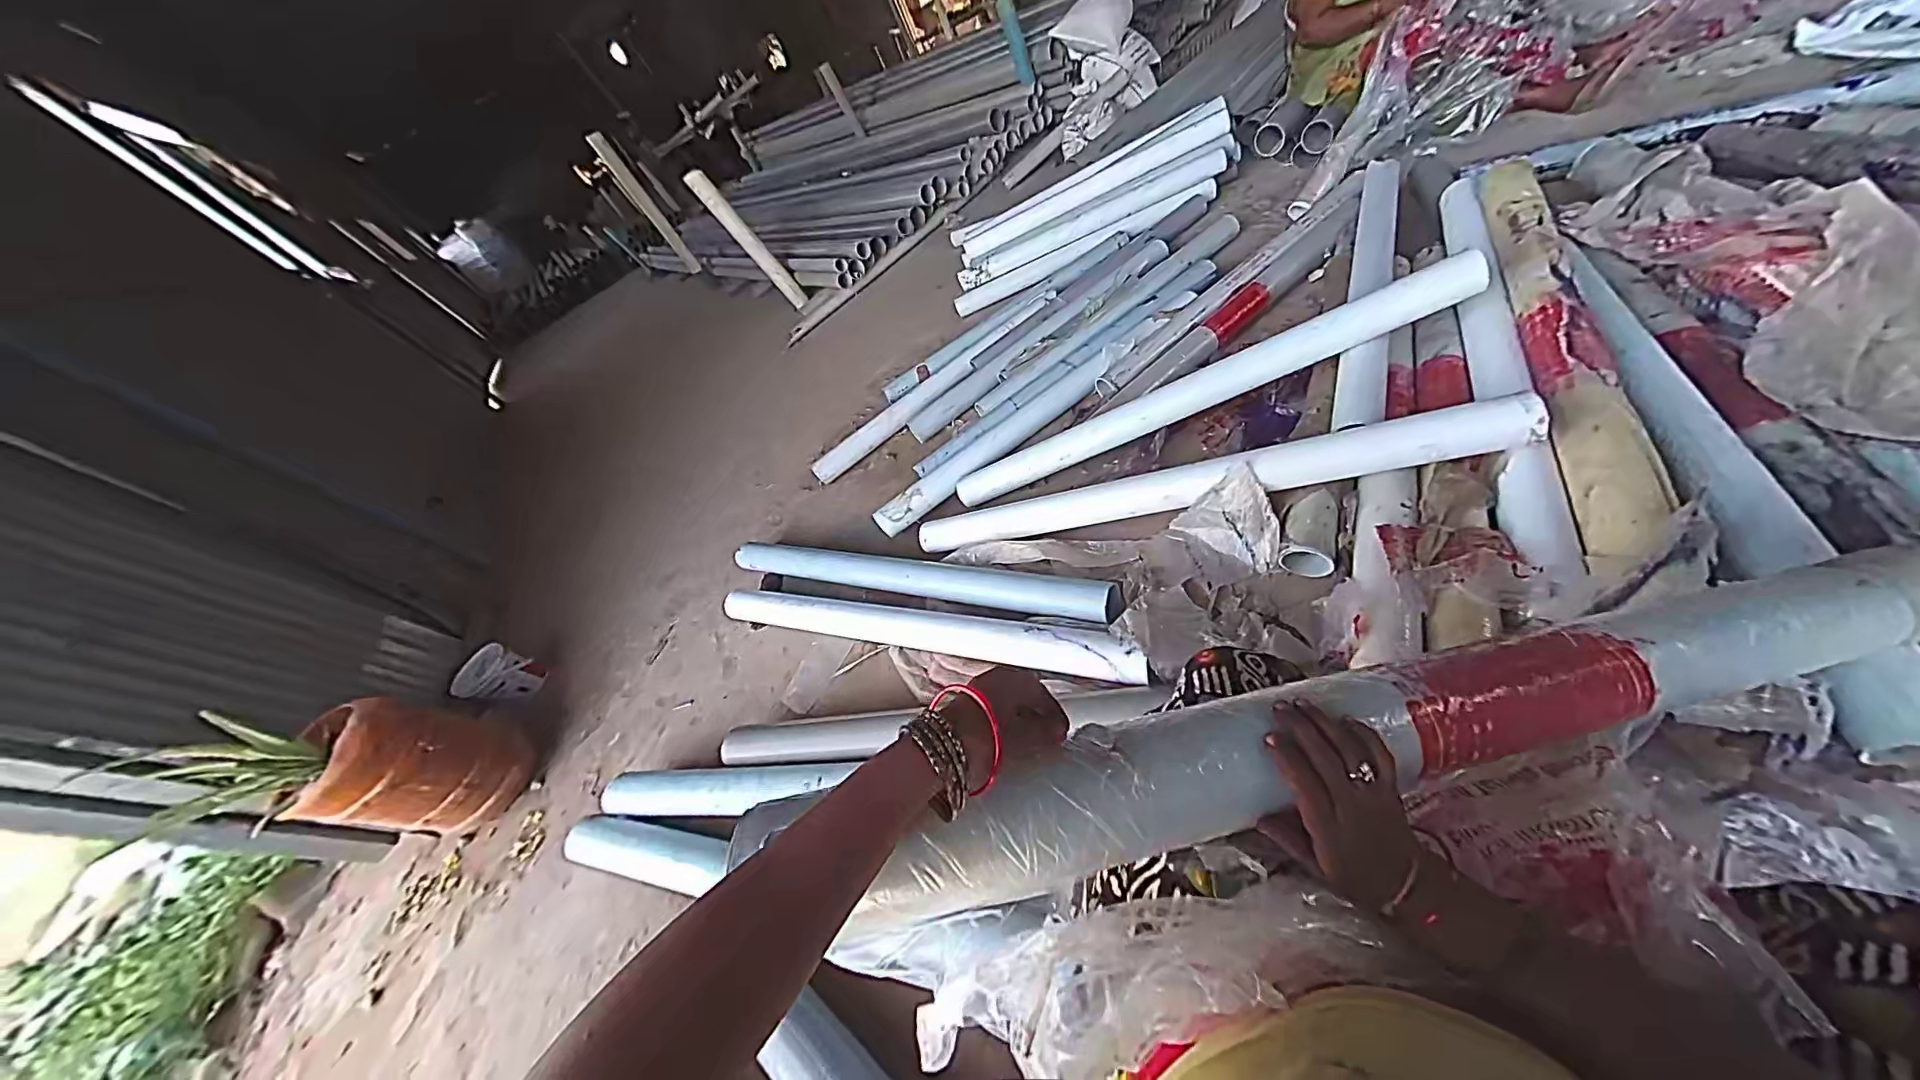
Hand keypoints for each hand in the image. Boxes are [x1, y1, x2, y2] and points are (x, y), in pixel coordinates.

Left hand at [937, 668, 1068, 790]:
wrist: (941, 747)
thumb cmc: (982, 738)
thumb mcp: (1024, 738)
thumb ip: (1046, 732)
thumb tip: (1055, 731)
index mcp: (1014, 678)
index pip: (1043, 693)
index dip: (1055, 715)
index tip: (1061, 730)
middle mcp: (994, 677)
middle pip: (1023, 694)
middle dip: (1037, 714)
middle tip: (1048, 734)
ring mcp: (976, 689)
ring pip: (1006, 701)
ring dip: (1018, 717)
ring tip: (1026, 740)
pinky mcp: (961, 704)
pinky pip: (991, 709)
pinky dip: (1001, 721)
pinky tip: (1002, 738)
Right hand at [1256, 701, 1424, 911]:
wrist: (1409, 887)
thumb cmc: (1355, 878)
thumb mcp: (1314, 867)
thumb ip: (1286, 839)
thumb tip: (1257, 817)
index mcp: (1329, 825)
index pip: (1306, 781)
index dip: (1287, 756)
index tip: (1269, 737)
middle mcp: (1353, 804)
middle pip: (1326, 757)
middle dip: (1301, 728)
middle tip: (1280, 708)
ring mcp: (1375, 793)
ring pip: (1350, 749)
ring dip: (1325, 723)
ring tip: (1303, 704)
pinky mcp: (1391, 787)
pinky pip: (1379, 754)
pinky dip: (1364, 733)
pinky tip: (1345, 718)